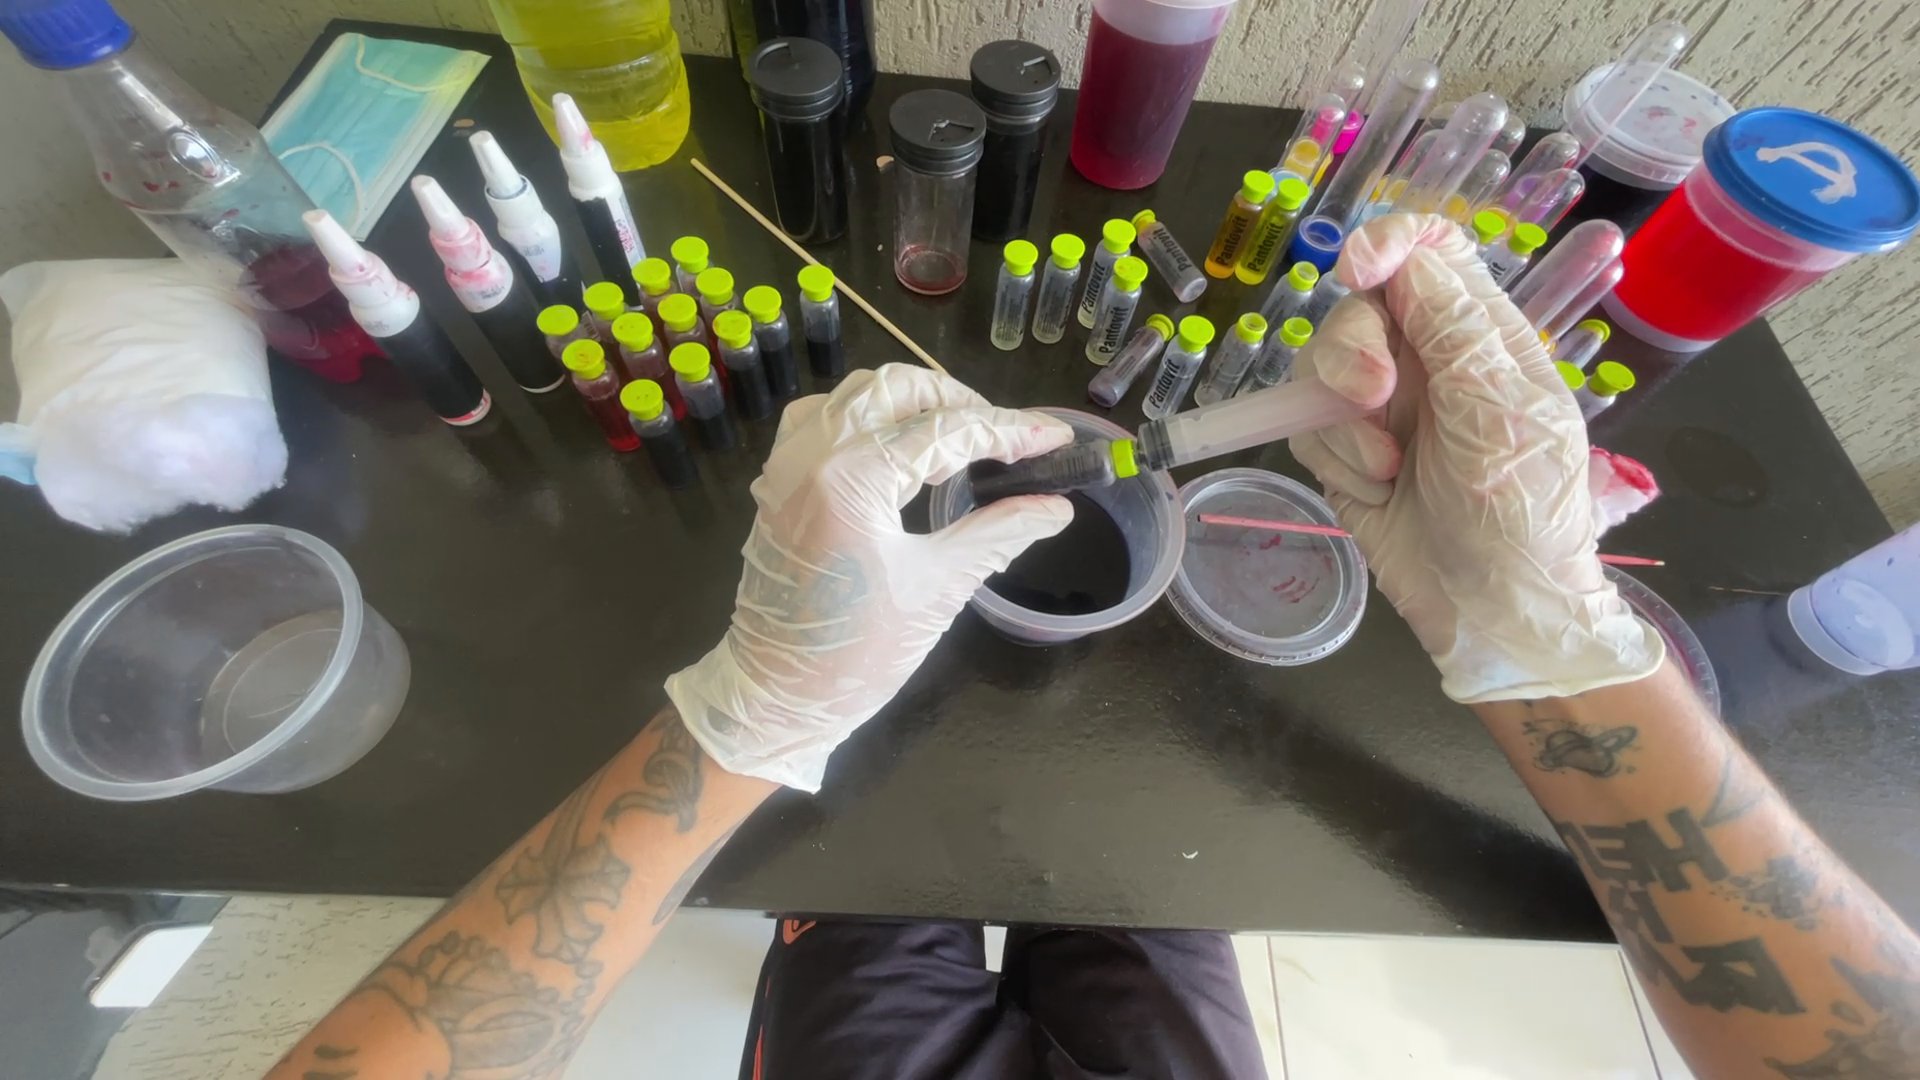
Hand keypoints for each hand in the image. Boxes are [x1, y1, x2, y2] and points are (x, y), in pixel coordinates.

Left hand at [666, 365, 1075, 789]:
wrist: (776, 695)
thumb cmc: (857, 654)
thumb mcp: (938, 589)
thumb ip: (1000, 533)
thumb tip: (1057, 506)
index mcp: (850, 476)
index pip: (948, 431)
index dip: (1012, 431)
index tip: (1057, 437)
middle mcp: (812, 451)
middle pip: (899, 389)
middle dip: (961, 402)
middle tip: (1007, 437)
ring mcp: (786, 462)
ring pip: (858, 394)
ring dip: (915, 403)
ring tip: (960, 437)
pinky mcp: (779, 480)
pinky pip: (824, 418)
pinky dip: (868, 419)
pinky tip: (895, 447)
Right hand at [1289, 213, 1661, 702]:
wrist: (1485, 601)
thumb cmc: (1519, 507)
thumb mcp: (1501, 409)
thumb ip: (1452, 327)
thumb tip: (1405, 253)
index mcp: (1475, 337)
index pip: (1427, 255)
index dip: (1388, 244)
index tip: (1357, 269)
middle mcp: (1420, 363)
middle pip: (1353, 315)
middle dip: (1351, 355)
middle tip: (1372, 399)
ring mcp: (1374, 411)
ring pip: (1315, 375)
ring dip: (1343, 425)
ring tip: (1384, 469)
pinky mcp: (1338, 453)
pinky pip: (1304, 430)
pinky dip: (1331, 460)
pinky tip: (1373, 488)